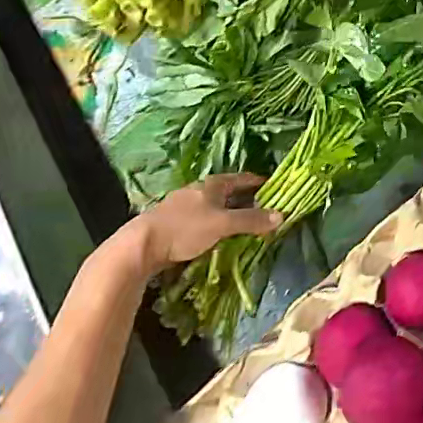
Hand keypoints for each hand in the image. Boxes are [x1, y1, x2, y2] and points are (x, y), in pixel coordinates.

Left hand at [125, 174, 281, 274]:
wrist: (142, 245)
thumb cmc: (186, 228)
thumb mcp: (223, 224)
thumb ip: (251, 220)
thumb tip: (281, 215)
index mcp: (212, 184)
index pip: (241, 178)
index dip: (258, 182)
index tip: (273, 188)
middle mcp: (199, 189)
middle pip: (227, 191)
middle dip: (245, 199)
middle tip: (262, 210)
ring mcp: (184, 205)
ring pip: (214, 205)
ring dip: (229, 213)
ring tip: (243, 224)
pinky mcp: (174, 222)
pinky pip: (202, 218)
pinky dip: (215, 224)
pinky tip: (217, 235)